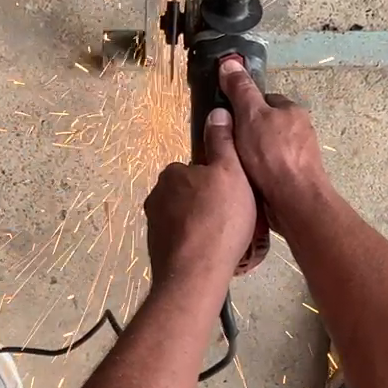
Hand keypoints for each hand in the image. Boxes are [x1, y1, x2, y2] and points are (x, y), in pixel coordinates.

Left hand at [143, 107, 256, 293]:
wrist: (196, 275)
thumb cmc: (219, 219)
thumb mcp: (231, 172)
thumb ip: (223, 142)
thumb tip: (217, 112)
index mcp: (172, 174)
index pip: (196, 168)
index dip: (217, 178)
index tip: (233, 192)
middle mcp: (156, 196)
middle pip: (190, 192)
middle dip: (207, 201)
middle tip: (233, 215)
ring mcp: (154, 226)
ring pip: (185, 217)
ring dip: (201, 223)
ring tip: (225, 237)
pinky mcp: (158, 251)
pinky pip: (181, 240)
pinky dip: (194, 243)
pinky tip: (212, 253)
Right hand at [217, 57, 327, 229]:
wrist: (295, 201)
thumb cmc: (273, 154)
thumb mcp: (251, 116)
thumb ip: (240, 91)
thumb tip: (228, 62)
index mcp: (292, 111)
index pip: (263, 101)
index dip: (243, 108)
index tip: (227, 120)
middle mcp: (299, 132)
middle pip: (263, 127)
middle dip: (245, 136)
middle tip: (225, 146)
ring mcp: (299, 157)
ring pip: (265, 151)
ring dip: (249, 157)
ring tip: (231, 166)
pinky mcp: (294, 180)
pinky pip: (269, 171)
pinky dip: (256, 175)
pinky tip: (244, 182)